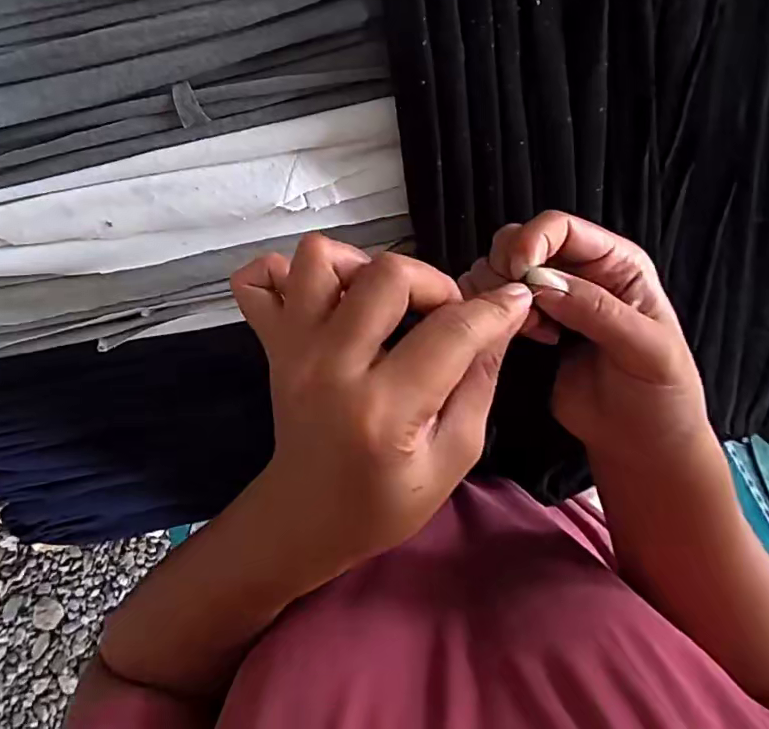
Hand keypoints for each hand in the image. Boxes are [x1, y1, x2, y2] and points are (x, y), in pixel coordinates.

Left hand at [230, 234, 533, 571]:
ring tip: (376, 299)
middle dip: (430, 281)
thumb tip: (501, 315)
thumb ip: (478, 380)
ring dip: (357, 264)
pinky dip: (283, 272)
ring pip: (315, 258)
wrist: (308, 510)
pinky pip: (255, 279)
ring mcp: (291, 347)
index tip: (512, 300)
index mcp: (383, 407)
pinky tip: (319, 298)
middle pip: (384, 274)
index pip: (448, 332)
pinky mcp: (268, 341)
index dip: (493, 309)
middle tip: (439, 311)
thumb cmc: (385, 498)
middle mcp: (330, 364)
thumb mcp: (454, 455)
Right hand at [461, 211, 710, 464]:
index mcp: (614, 263)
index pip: (558, 226)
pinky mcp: (519, 320)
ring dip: (498, 296)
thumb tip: (542, 283)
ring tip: (536, 333)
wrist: (637, 441)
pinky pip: (483, 298)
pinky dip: (487, 313)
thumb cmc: (660, 397)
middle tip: (528, 311)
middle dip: (508, 270)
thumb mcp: (648, 353)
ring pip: (493, 268)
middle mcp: (574, 270)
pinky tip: (523, 339)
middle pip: (515, 241)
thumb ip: (599, 312)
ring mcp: (543, 295)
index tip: (519, 273)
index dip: (531, 241)